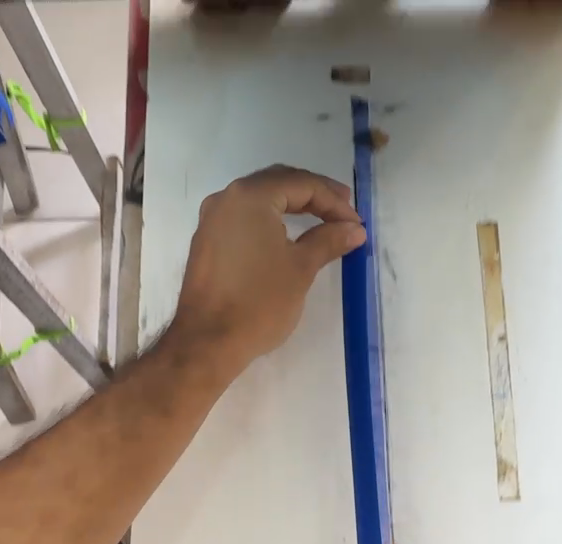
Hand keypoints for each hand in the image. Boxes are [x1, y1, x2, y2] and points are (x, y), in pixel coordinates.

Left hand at [169, 165, 365, 367]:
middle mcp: (226, 199)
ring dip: (290, 207)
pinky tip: (285, 237)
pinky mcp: (206, 244)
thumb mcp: (301, 268)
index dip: (333, 202)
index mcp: (250, 196)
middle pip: (277, 184)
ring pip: (258, 202)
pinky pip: (243, 221)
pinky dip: (268, 223)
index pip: (301, 184)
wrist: (208, 341)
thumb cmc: (259, 302)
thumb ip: (328, 241)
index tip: (355, 223)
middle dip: (313, 196)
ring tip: (319, 221)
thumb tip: (354, 229)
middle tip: (342, 211)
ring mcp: (211, 221)